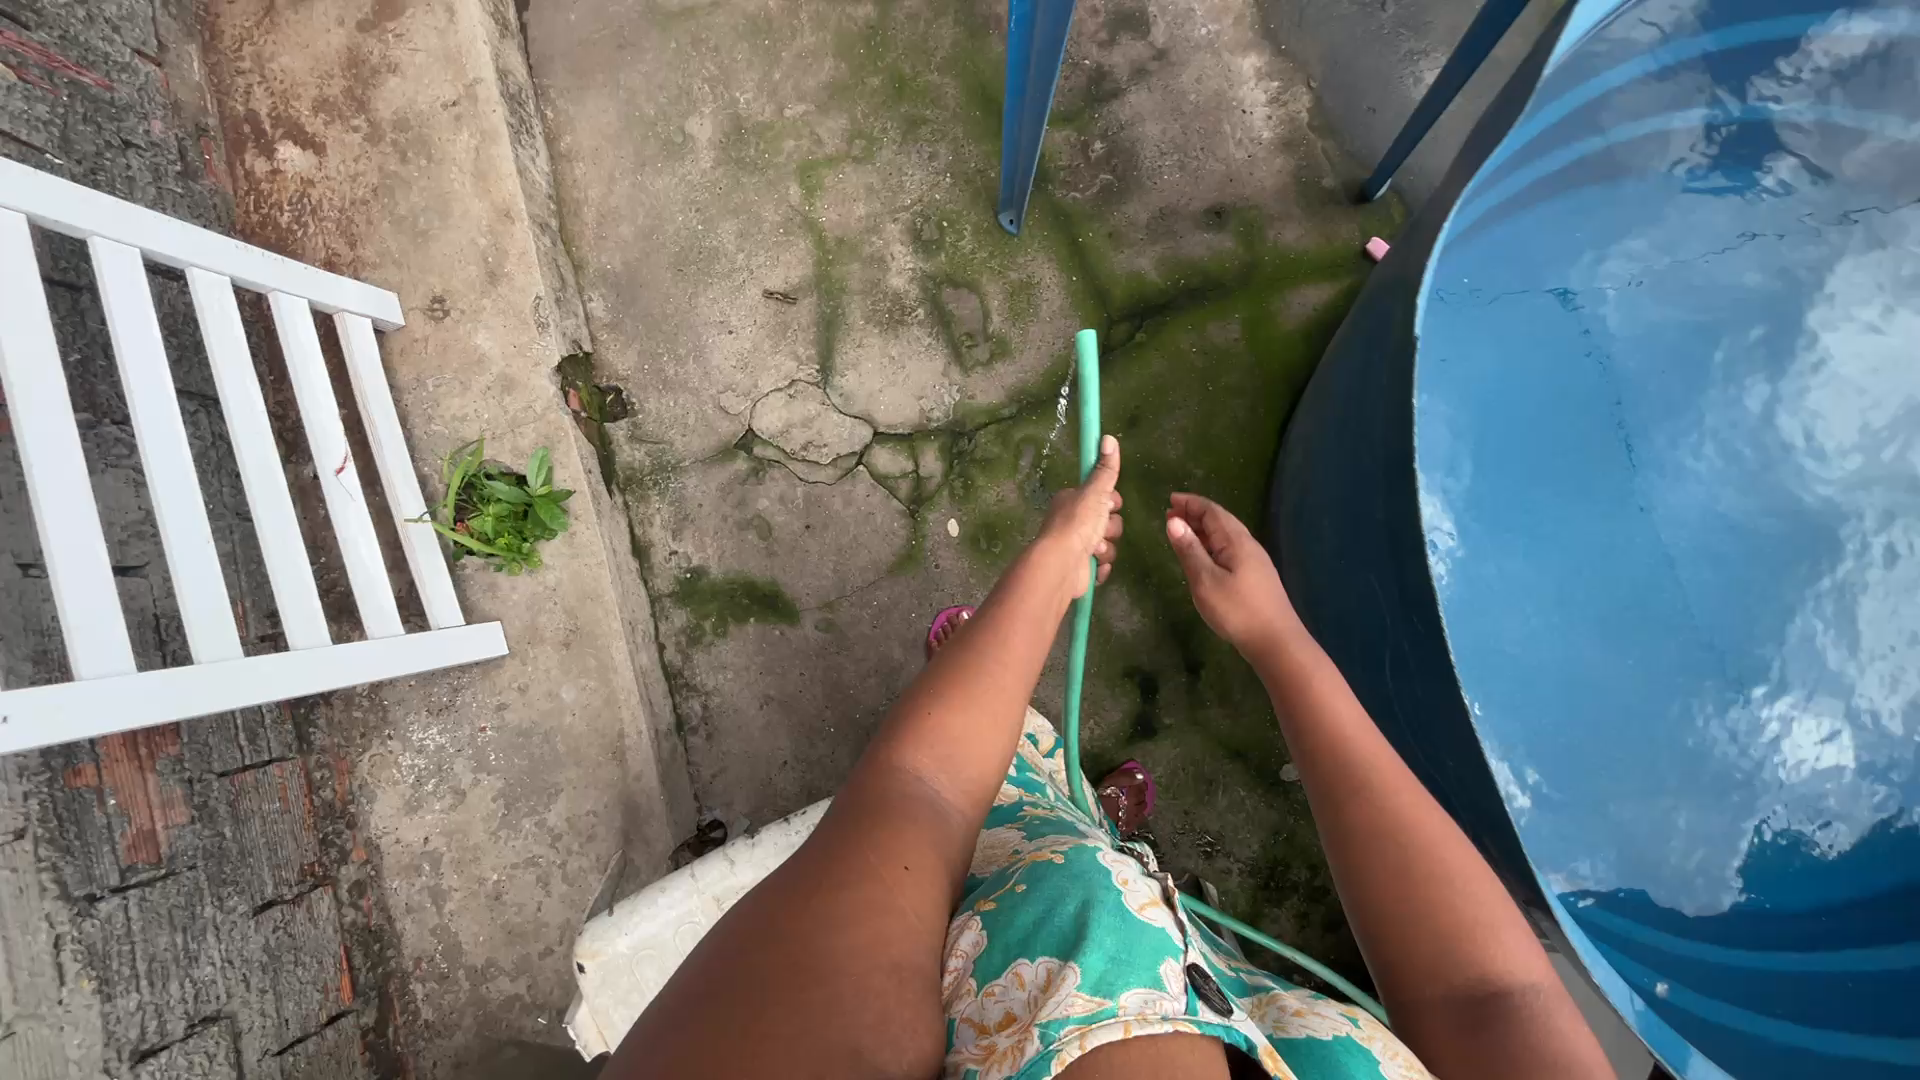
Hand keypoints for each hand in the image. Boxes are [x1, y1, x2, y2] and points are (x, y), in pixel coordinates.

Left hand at [1034, 435, 1122, 597]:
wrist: (1061, 565)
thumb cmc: (1076, 525)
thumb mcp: (1094, 492)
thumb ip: (1104, 469)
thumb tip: (1109, 437)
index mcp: (1072, 501)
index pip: (1102, 496)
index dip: (1111, 502)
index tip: (1110, 506)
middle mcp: (1072, 522)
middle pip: (1108, 521)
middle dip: (1109, 529)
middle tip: (1099, 531)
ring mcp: (1076, 546)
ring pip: (1108, 544)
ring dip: (1106, 548)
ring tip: (1094, 551)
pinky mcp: (1081, 567)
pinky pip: (1103, 565)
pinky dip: (1101, 567)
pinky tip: (1095, 566)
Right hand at [1165, 493, 1300, 654]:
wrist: (1276, 642)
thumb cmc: (1237, 610)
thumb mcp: (1205, 580)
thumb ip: (1189, 549)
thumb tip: (1173, 521)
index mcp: (1236, 541)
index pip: (1212, 512)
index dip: (1190, 503)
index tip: (1169, 500)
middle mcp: (1248, 545)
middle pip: (1220, 520)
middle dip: (1195, 514)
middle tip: (1170, 515)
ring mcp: (1254, 561)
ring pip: (1226, 535)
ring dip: (1202, 530)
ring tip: (1181, 532)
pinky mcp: (1255, 576)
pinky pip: (1229, 549)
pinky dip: (1211, 544)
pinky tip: (1203, 556)